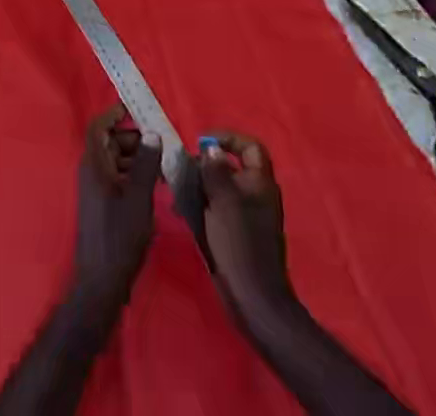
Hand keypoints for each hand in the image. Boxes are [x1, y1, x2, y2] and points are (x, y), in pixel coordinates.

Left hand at [72, 104, 161, 307]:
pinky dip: (134, 173)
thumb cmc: (120, 235)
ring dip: (137, 156)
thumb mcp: (139, 198)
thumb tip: (152, 133)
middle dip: (133, 137)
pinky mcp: (102, 202)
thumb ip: (146, 164)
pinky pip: (117, 176)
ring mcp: (95, 187)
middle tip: (161, 142)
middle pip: (108, 141)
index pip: (97, 126)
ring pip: (115, 159)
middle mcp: (90, 171)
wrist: (103, 278)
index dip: (113, 114)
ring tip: (164, 163)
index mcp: (93, 164)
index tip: (135, 107)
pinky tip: (156, 182)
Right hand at [198, 131, 295, 323]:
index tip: (201, 142)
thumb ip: (216, 170)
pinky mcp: (235, 231)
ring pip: (219, 187)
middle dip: (204, 164)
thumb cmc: (239, 243)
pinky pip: (216, 207)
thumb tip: (211, 148)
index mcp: (260, 182)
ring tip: (175, 192)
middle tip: (180, 169)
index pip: (250, 147)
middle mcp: (256, 194)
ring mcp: (246, 214)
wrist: (252, 296)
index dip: (227, 138)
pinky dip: (200, 205)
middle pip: (230, 166)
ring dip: (197, 186)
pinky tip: (181, 212)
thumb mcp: (224, 200)